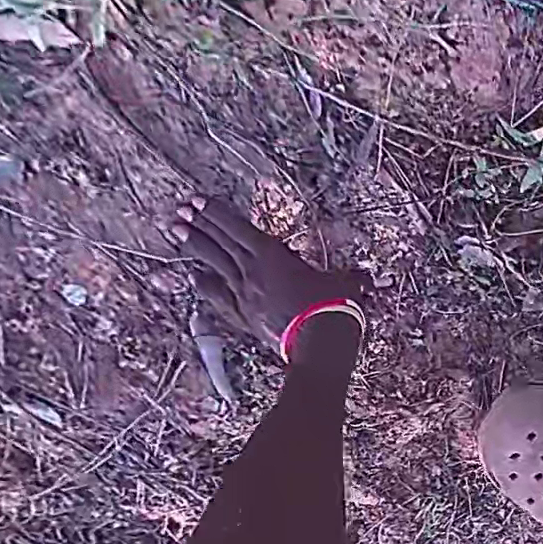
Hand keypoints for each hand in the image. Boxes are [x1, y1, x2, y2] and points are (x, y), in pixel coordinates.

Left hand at [169, 196, 362, 361]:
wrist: (321, 342)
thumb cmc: (333, 306)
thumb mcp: (343, 283)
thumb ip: (346, 275)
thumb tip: (365, 278)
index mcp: (273, 255)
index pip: (237, 228)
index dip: (215, 212)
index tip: (196, 200)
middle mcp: (252, 272)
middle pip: (220, 243)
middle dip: (198, 224)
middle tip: (179, 211)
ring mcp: (244, 295)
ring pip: (213, 265)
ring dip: (195, 247)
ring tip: (177, 232)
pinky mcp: (244, 316)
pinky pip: (217, 297)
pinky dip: (205, 284)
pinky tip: (195, 277)